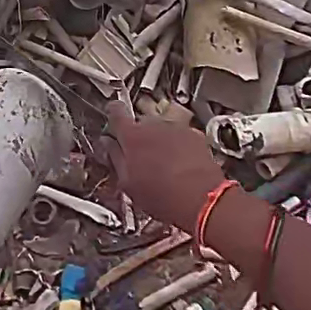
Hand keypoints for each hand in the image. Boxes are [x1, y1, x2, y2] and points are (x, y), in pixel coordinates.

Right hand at [105, 99, 227, 232]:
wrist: (201, 199)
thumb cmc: (164, 195)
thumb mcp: (128, 183)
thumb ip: (115, 157)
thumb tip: (108, 146)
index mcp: (131, 135)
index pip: (116, 111)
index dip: (113, 113)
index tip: (113, 117)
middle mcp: (153, 125)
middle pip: (139, 122)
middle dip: (138, 136)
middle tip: (139, 159)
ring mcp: (175, 127)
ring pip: (161, 128)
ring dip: (159, 141)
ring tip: (162, 166)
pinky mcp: (193, 134)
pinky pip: (180, 135)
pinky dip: (178, 146)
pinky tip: (179, 166)